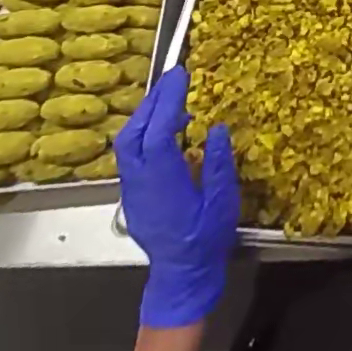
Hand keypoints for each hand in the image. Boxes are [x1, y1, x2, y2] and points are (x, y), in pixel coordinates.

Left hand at [116, 66, 240, 326]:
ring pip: (128, 142)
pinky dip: (145, 132)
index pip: (159, 131)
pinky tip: (166, 128)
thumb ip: (219, 164)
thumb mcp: (223, 201)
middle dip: (153, 101)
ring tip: (170, 98)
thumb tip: (217, 130)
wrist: (181, 275)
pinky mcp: (133, 193)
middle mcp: (140, 181)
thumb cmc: (206, 240)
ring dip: (146, 115)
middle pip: (135, 132)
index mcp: (163, 180)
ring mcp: (132, 188)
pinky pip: (132, 153)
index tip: (181, 75)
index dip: (168, 100)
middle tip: (173, 78)